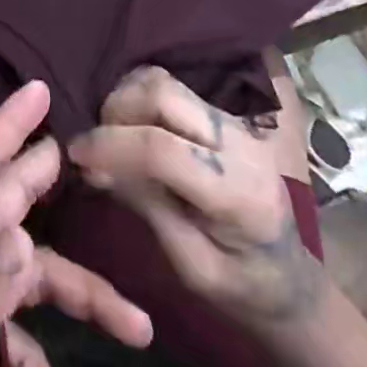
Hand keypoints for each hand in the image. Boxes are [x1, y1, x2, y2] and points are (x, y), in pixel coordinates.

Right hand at [68, 67, 325, 331]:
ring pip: (162, 81)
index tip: (75, 154)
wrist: (291, 278)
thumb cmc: (240, 285)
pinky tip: (129, 126)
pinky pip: (169, 86)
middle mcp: (239, 145)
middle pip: (161, 93)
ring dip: (123, 98)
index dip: (108, 144)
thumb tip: (94, 166)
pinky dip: (136, 95)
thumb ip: (147, 206)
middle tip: (95, 141)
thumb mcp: (191, 265)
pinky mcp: (223, 115)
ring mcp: (234, 123)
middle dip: (114, 110)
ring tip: (111, 133)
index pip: (160, 148)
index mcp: (237, 194)